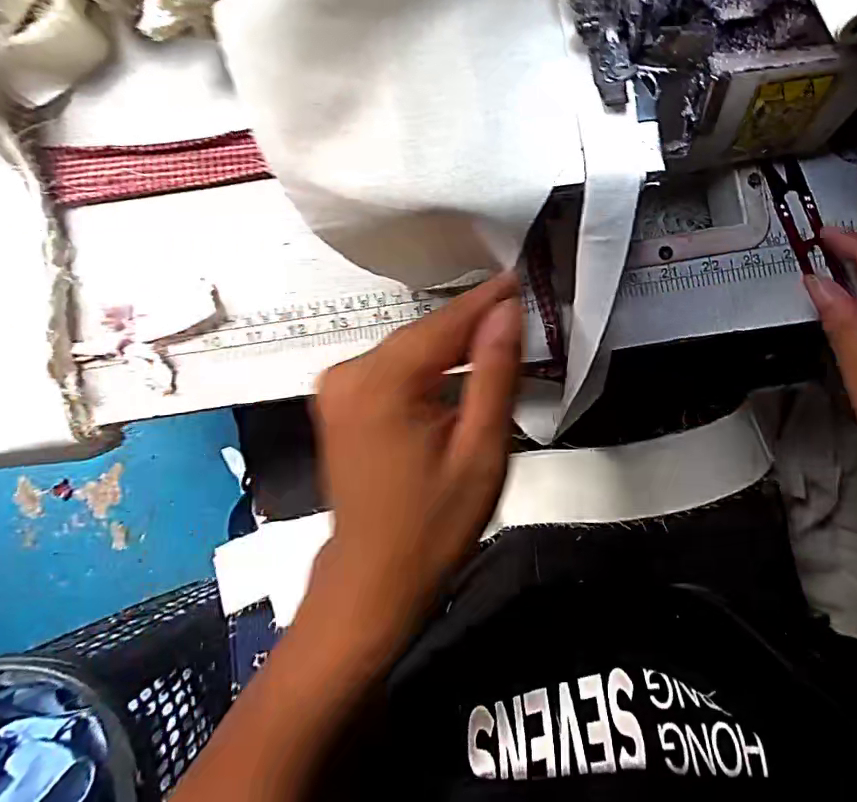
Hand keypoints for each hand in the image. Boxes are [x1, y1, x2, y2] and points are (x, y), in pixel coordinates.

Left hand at [309, 272, 523, 639]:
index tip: (520, 278)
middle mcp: (348, 373)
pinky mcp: (339, 399)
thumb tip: (506, 311)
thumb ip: (495, 374)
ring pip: (410, 347)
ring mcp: (337, 386)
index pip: (444, 323)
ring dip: (452, 345)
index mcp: (381, 383)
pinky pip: (394, 366)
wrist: (373, 579)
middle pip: (424, 333)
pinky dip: (428, 365)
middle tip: (519, 309)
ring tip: (498, 338)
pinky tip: (459, 369)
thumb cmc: (433, 524)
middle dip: (471, 324)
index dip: (486, 301)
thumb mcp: (481, 451)